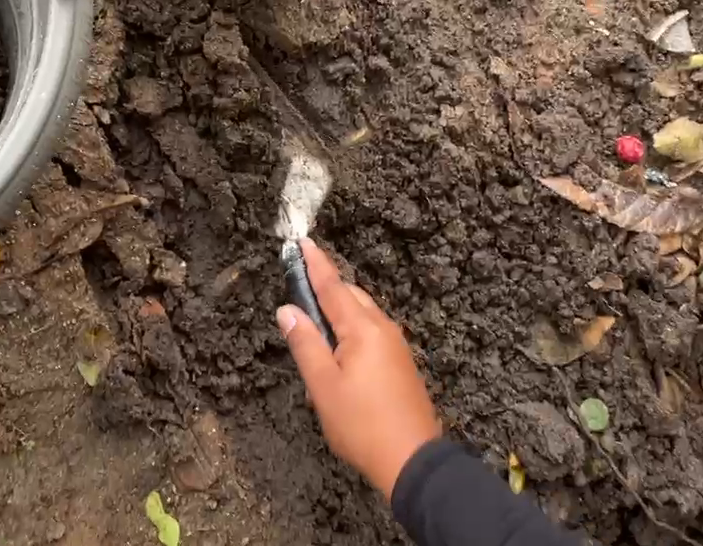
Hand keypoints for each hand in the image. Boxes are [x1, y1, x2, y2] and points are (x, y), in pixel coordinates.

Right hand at [278, 238, 441, 499]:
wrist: (414, 462)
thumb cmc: (363, 425)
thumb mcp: (323, 386)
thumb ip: (305, 343)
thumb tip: (287, 309)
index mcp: (362, 328)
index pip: (332, 285)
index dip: (315, 263)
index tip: (302, 240)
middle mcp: (382, 328)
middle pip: (350, 295)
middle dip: (326, 286)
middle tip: (301, 286)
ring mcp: (395, 345)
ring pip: (363, 313)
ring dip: (339, 308)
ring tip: (316, 321)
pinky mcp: (401, 362)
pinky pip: (372, 330)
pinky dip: (352, 326)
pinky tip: (341, 348)